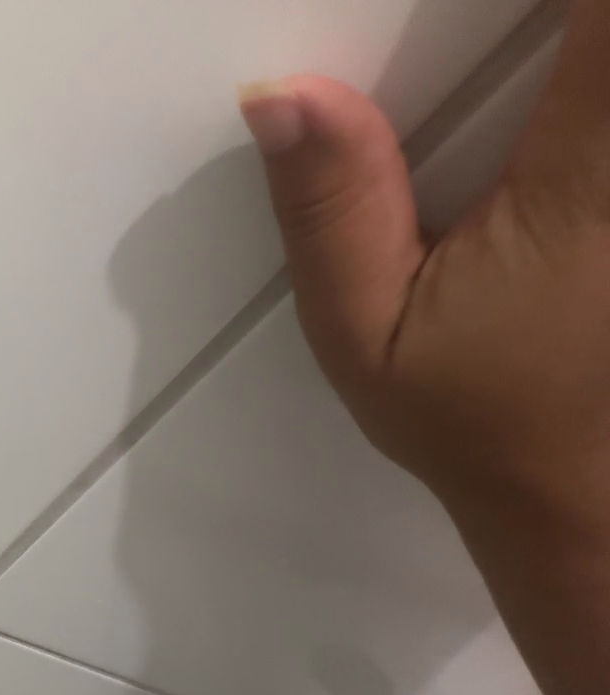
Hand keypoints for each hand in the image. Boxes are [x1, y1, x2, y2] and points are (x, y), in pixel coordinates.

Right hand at [238, 4, 609, 694]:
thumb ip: (330, 206)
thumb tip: (282, 100)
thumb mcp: (360, 322)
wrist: (596, 482)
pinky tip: (541, 99)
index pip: (597, 9)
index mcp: (591, 165)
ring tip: (505, 70)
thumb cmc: (479, 411)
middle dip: (547, 29)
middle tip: (476, 48)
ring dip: (567, 54)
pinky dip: (580, 77)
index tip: (442, 18)